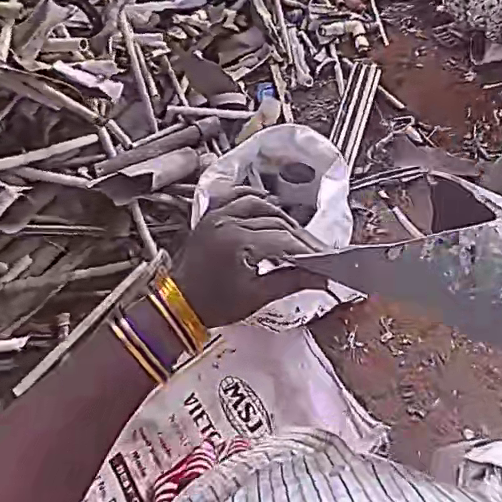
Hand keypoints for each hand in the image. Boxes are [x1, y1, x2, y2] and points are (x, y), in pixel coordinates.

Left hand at [171, 187, 325, 327]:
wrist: (178, 303)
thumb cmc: (214, 304)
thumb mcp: (256, 297)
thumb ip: (290, 282)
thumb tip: (322, 279)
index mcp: (238, 242)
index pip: (283, 239)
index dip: (306, 249)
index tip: (322, 259)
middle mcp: (227, 222)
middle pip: (273, 220)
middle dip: (297, 235)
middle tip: (313, 249)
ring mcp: (217, 216)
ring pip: (256, 203)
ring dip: (278, 214)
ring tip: (293, 231)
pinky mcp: (210, 216)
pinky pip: (234, 196)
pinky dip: (253, 197)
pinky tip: (266, 204)